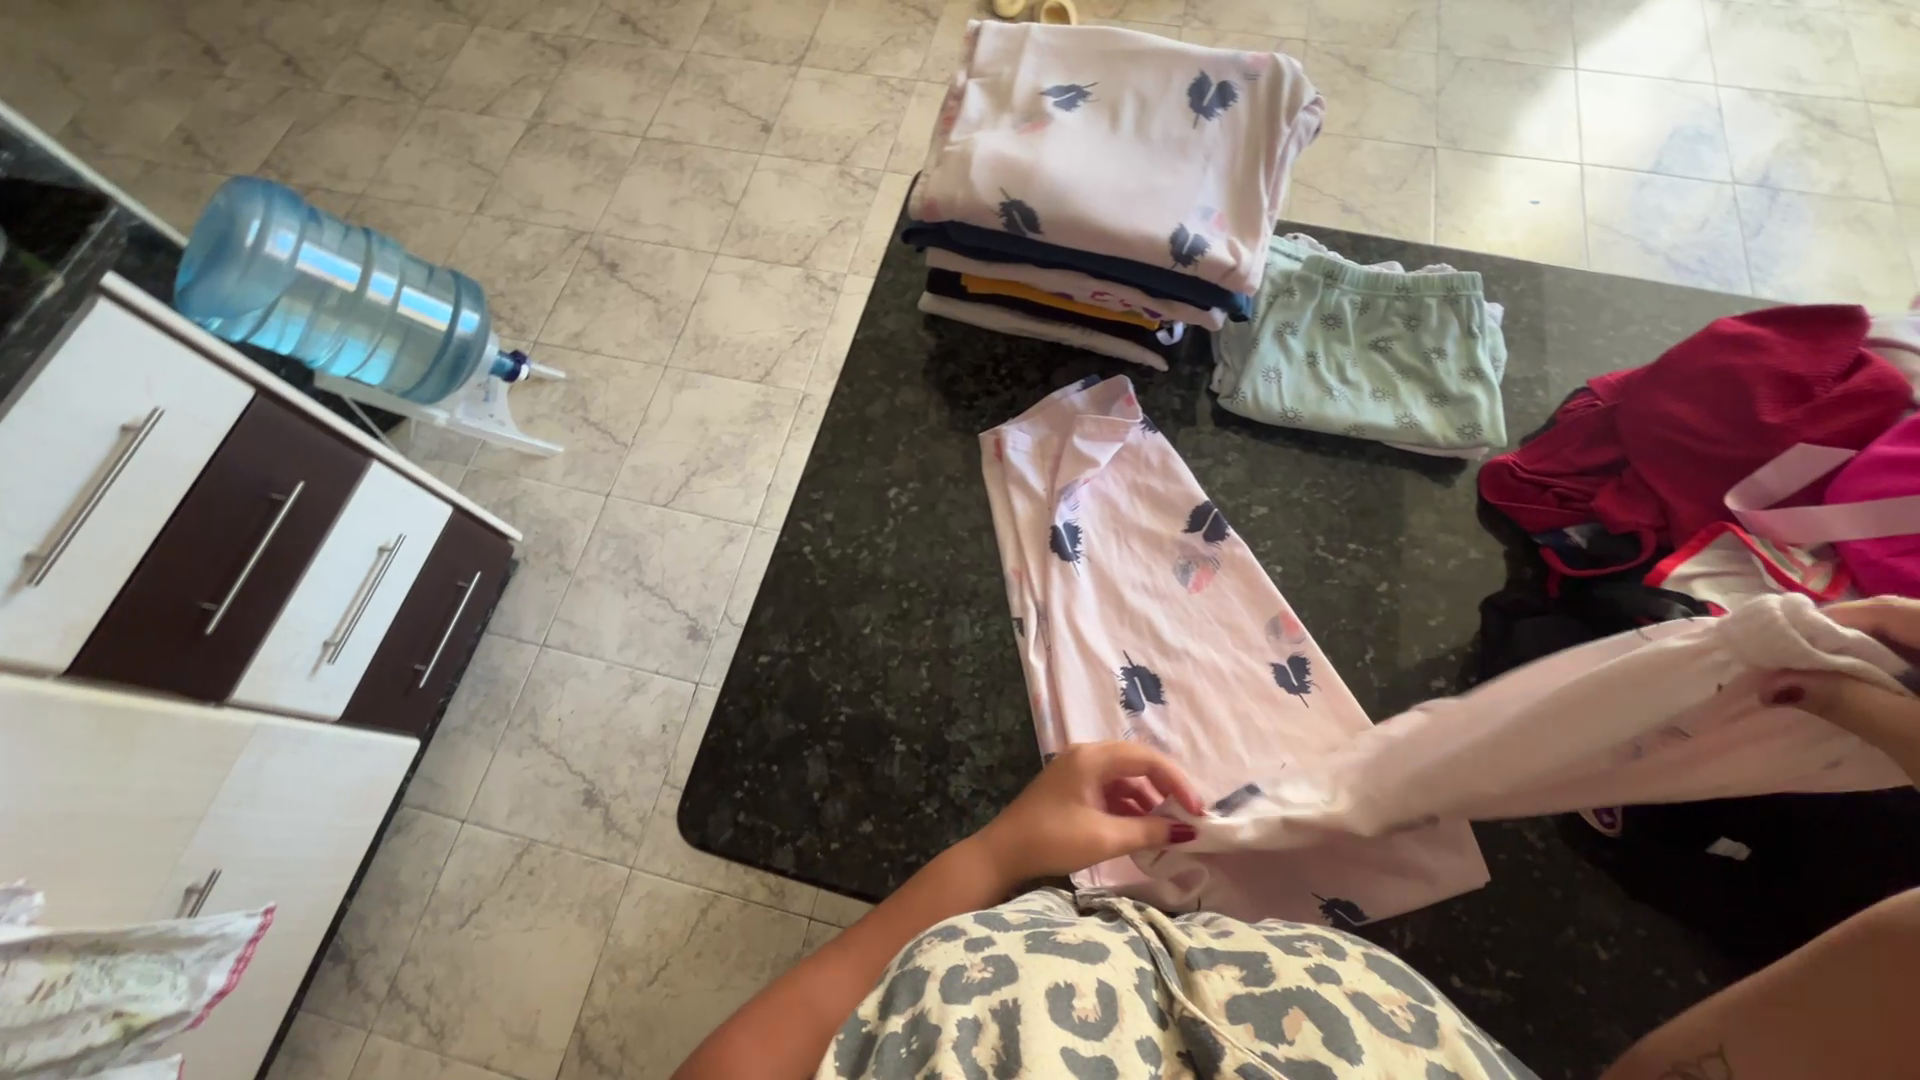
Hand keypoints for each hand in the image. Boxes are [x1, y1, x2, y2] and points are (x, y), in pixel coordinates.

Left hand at [971, 741, 1205, 885]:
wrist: (1002, 854)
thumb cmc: (1052, 840)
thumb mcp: (1105, 838)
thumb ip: (1148, 831)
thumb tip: (1187, 831)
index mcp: (1092, 758)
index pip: (1147, 758)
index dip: (1177, 782)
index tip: (1198, 810)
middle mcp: (1086, 755)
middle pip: (1137, 762)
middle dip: (1166, 787)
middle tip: (1190, 814)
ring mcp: (1077, 770)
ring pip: (1125, 777)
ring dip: (1148, 799)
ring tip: (1170, 827)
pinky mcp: (1072, 787)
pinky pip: (1110, 789)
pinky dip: (1129, 806)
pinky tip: (1142, 829)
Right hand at [1762, 597, 1919, 778]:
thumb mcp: (1914, 739)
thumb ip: (1843, 700)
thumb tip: (1769, 682)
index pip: (1889, 610)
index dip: (1827, 621)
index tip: (1777, 645)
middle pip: (1909, 623)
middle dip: (1848, 641)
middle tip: (1797, 667)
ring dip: (1874, 661)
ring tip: (1832, 684)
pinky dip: (1907, 677)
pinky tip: (1887, 700)